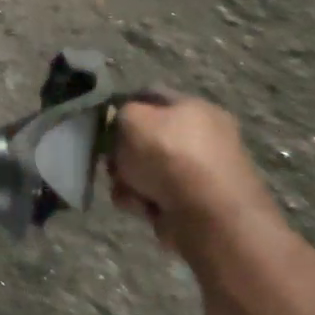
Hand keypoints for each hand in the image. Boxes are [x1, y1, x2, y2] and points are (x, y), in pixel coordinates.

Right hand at [109, 90, 281, 255]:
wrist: (211, 218)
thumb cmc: (169, 156)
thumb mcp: (132, 117)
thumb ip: (120, 111)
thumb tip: (124, 124)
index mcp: (197, 109)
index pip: (150, 96)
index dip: (121, 106)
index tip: (103, 123)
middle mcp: (205, 139)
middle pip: (145, 137)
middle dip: (121, 151)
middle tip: (111, 160)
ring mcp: (203, 175)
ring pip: (146, 168)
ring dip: (127, 178)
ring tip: (126, 189)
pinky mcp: (198, 205)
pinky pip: (157, 195)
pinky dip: (142, 200)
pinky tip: (139, 205)